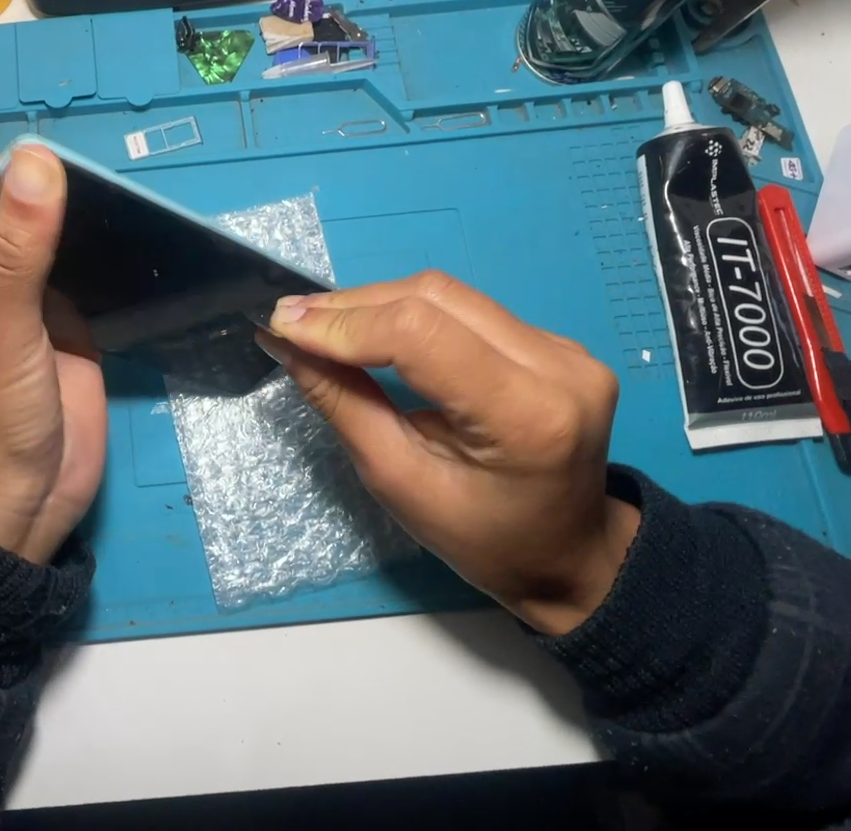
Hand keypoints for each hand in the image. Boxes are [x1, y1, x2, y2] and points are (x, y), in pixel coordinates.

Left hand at [0, 147, 107, 564]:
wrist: (29, 503)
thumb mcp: (2, 328)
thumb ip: (19, 249)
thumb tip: (37, 159)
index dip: (0, 177)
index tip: (52, 164)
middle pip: (16, 219)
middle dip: (51, 196)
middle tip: (103, 181)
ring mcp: (32, 308)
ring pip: (56, 247)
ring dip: (85, 225)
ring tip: (127, 203)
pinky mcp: (72, 329)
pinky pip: (89, 280)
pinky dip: (110, 260)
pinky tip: (140, 244)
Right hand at [259, 272, 638, 634]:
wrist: (568, 555)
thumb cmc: (480, 539)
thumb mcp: (398, 481)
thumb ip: (342, 404)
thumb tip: (287, 344)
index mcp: (525, 415)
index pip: (421, 335)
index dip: (345, 325)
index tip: (283, 326)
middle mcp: (556, 364)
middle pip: (433, 299)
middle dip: (351, 307)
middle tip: (288, 319)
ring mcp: (561, 347)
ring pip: (446, 294)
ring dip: (374, 303)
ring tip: (317, 321)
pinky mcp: (553, 341)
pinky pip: (465, 308)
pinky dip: (406, 312)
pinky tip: (369, 328)